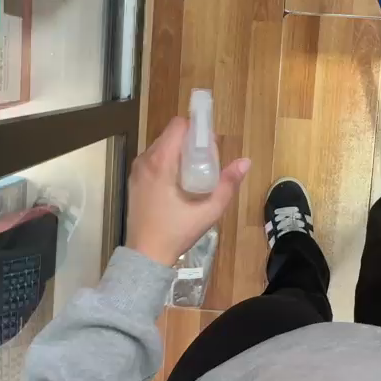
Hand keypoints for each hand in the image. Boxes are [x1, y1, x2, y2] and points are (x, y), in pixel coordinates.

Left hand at [126, 117, 249, 266]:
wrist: (145, 255)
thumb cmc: (177, 231)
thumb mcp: (208, 210)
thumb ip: (227, 184)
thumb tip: (245, 162)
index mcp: (160, 161)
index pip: (178, 125)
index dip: (196, 129)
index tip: (209, 146)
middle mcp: (145, 160)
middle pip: (170, 135)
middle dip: (190, 142)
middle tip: (206, 162)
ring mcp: (137, 170)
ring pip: (161, 147)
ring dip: (179, 152)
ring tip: (194, 174)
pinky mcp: (134, 180)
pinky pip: (153, 160)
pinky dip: (168, 162)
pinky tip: (179, 183)